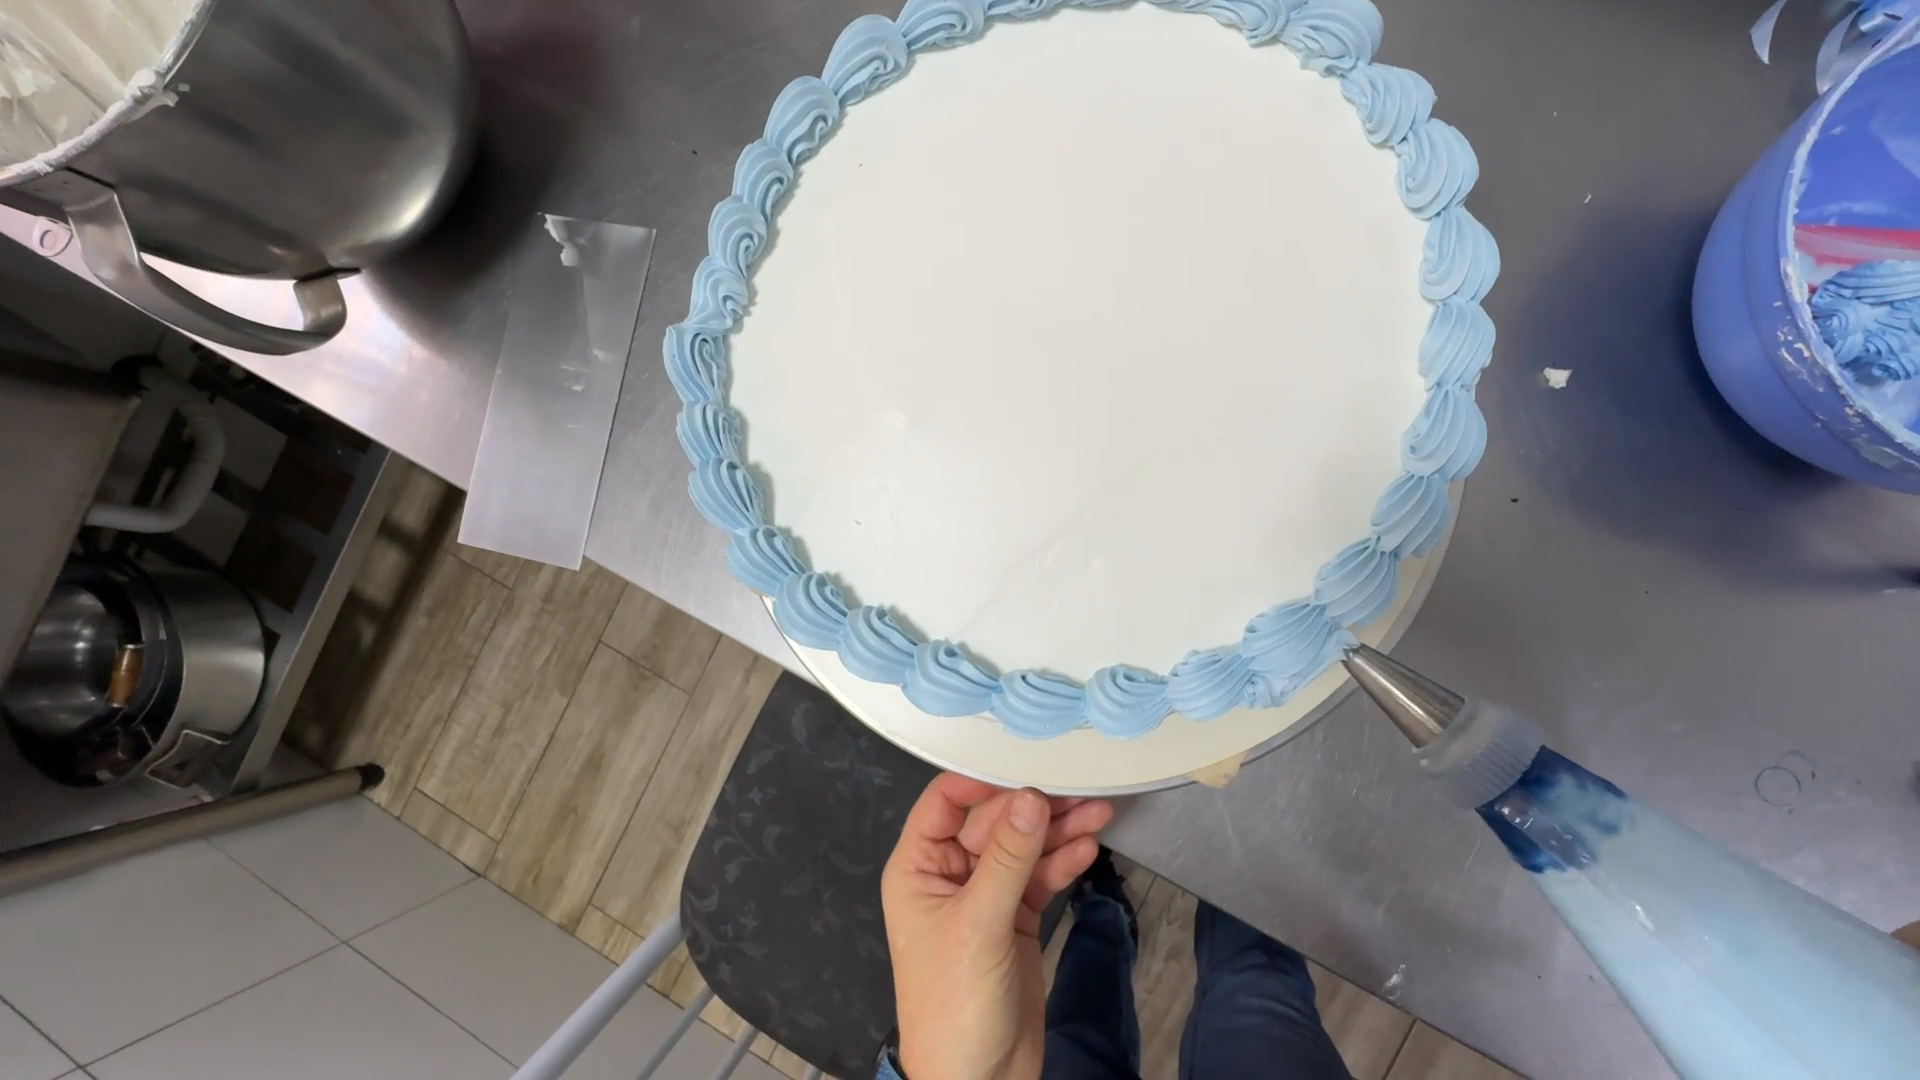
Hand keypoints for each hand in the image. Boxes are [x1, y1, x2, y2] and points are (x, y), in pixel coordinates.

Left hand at [882, 773, 1114, 1079]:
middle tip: (1078, 790)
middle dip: (1034, 808)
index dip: (982, 782)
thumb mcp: (978, 925)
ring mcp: (987, 894)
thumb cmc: (955, 1002)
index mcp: (919, 866)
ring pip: (1023, 848)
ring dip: (1058, 831)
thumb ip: (1008, 858)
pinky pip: (1040, 877)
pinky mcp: (1018, 916)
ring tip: (1099, 812)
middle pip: (994, 823)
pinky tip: (1088, 846)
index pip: (945, 803)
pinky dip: (1063, 862)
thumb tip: (1032, 797)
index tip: (1024, 765)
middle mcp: (950, 873)